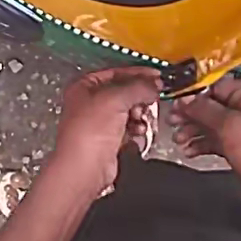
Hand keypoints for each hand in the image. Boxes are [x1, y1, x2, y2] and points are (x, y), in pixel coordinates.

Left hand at [48, 67, 161, 197]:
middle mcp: (90, 104)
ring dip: (139, 114)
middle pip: (124, 92)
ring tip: (140, 117)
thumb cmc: (87, 134)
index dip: (137, 73)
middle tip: (151, 97)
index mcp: (84, 87)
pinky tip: (138, 130)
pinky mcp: (109, 140)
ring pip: (128, 111)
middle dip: (139, 96)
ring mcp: (99, 123)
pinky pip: (129, 128)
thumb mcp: (116, 99)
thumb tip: (153, 85)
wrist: (85, 168)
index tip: (155, 75)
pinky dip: (136, 128)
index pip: (115, 72)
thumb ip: (138, 87)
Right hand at [170, 77, 240, 204]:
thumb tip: (183, 99)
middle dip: (189, 115)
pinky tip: (189, 151)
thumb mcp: (229, 124)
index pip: (214, 86)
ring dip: (192, 131)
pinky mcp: (235, 146)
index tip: (174, 102)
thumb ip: (204, 109)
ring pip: (208, 124)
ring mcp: (239, 128)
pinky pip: (212, 140)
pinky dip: (200, 144)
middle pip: (208, 105)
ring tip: (178, 140)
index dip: (192, 94)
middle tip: (171, 122)